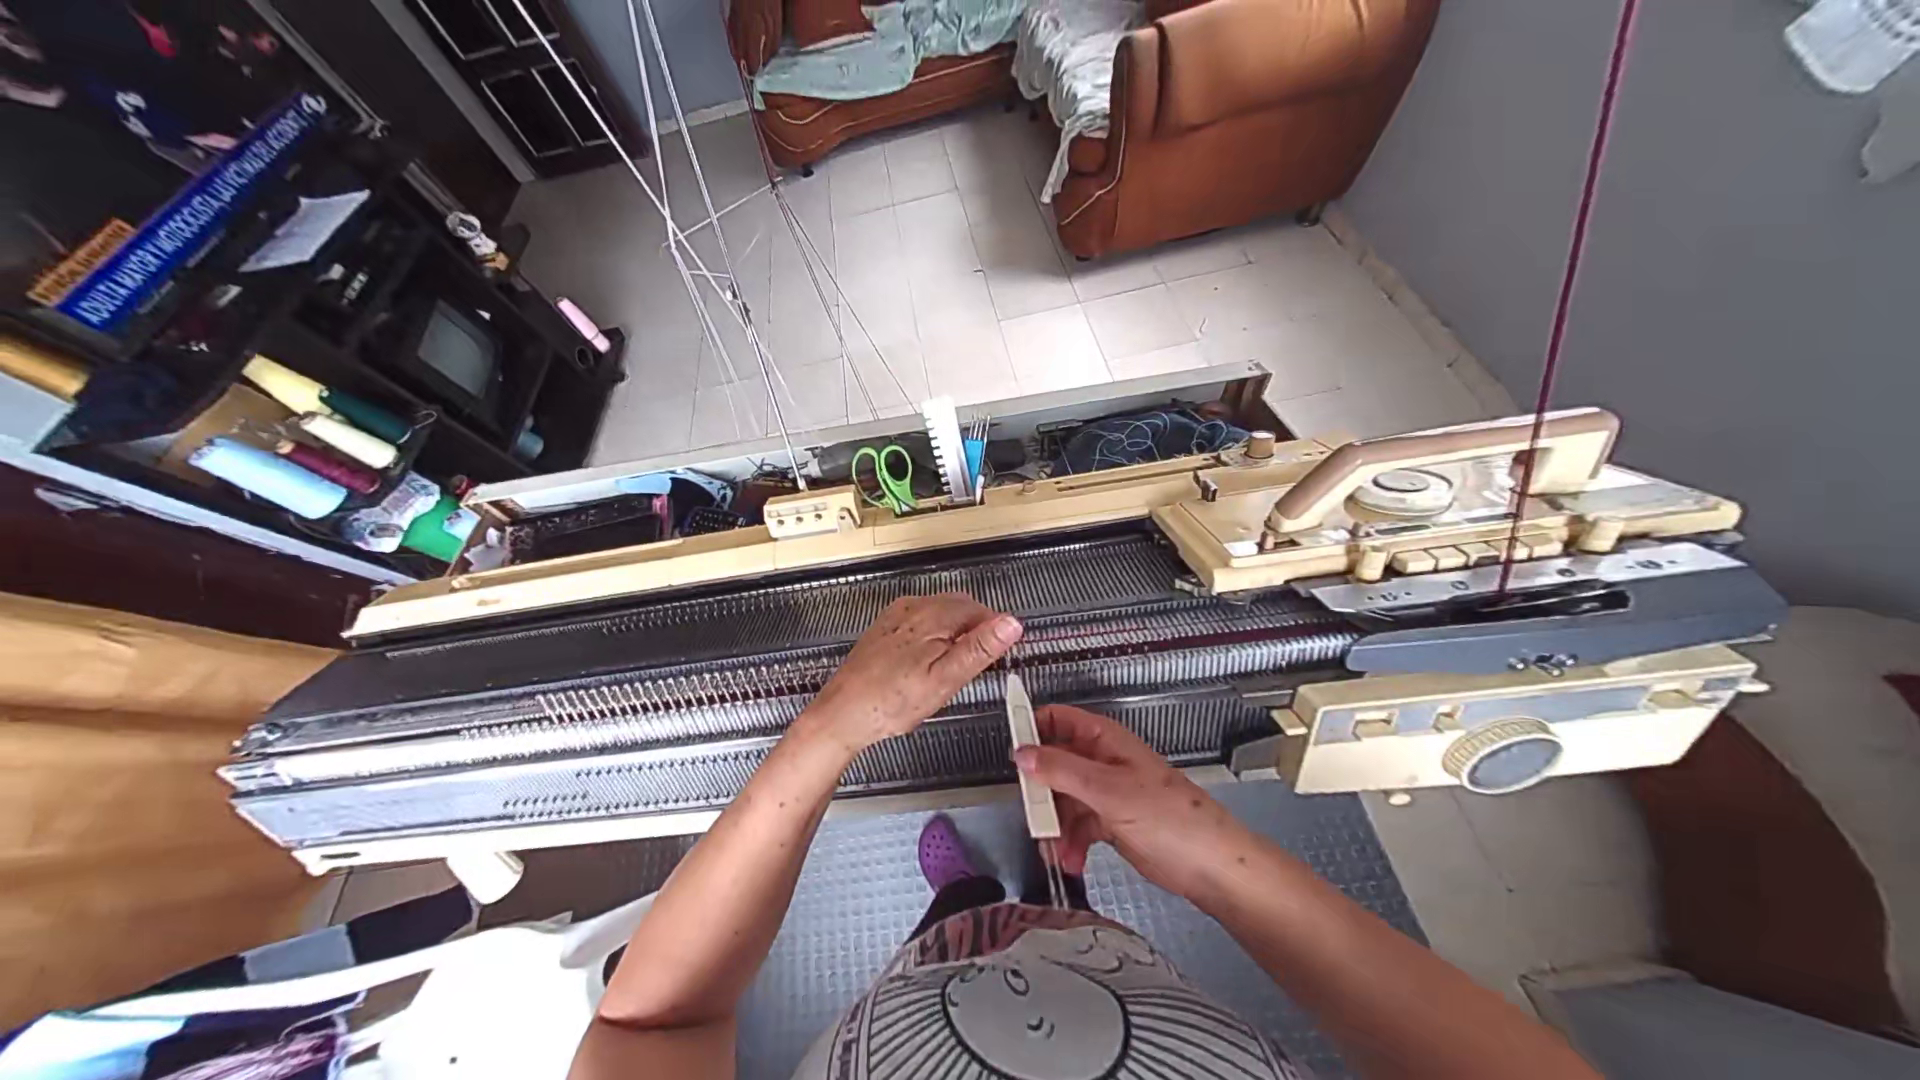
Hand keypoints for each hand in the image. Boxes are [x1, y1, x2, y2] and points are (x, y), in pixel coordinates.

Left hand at [800, 593, 1022, 755]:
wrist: (842, 713)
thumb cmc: (888, 701)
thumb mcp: (946, 679)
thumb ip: (980, 648)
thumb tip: (1010, 624)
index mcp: (933, 615)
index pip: (981, 610)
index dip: (993, 633)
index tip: (996, 655)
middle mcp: (913, 607)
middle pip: (961, 608)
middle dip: (974, 632)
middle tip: (976, 666)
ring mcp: (896, 617)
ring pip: (940, 615)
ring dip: (953, 634)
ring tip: (950, 669)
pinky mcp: (885, 629)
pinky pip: (920, 623)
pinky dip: (932, 638)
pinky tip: (926, 665)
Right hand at [1013, 704, 1248, 901]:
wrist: (1211, 866)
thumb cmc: (1170, 817)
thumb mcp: (1109, 791)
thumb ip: (1061, 771)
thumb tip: (1022, 754)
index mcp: (1103, 739)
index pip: (1056, 720)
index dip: (1031, 730)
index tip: (1011, 753)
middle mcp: (1101, 760)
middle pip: (1053, 763)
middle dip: (1040, 791)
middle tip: (1033, 815)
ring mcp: (1105, 791)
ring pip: (1062, 798)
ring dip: (1055, 825)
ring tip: (1056, 850)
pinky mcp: (1110, 819)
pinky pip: (1077, 824)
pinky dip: (1070, 842)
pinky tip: (1073, 860)